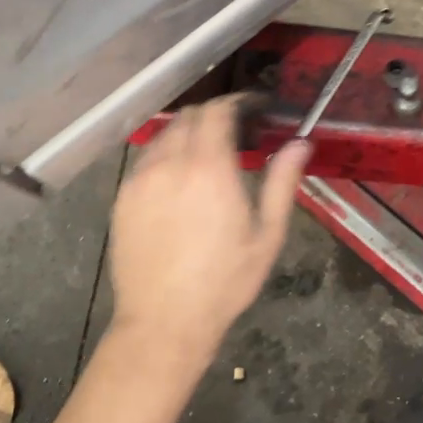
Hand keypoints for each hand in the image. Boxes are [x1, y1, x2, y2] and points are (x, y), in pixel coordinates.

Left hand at [107, 95, 310, 364]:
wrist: (165, 320)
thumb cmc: (225, 282)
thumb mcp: (266, 236)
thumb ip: (281, 183)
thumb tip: (300, 144)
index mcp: (210, 169)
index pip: (217, 111)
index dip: (236, 102)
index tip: (253, 109)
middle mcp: (170, 164)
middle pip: (188, 117)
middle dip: (213, 116)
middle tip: (235, 134)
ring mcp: (140, 179)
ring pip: (163, 136)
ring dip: (188, 134)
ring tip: (206, 156)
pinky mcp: (122, 197)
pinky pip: (146, 161)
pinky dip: (166, 156)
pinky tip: (180, 182)